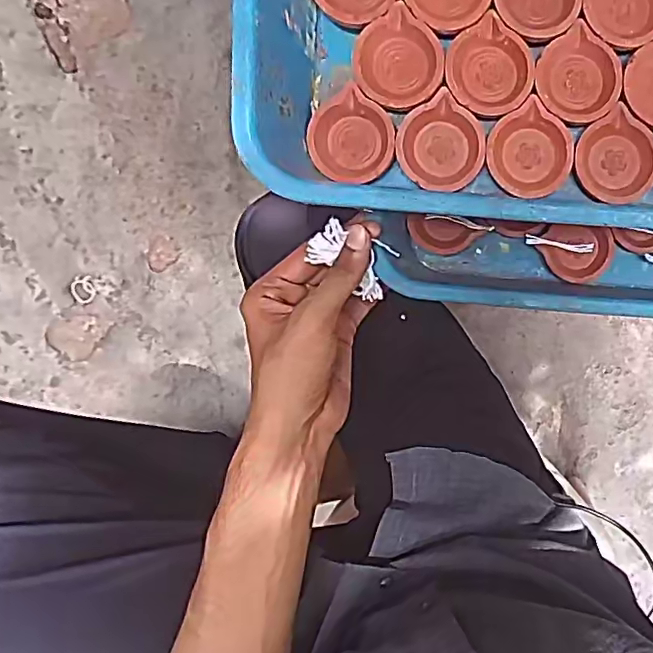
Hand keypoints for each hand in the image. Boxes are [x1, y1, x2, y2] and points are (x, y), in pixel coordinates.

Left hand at [238, 220, 379, 453]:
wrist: (301, 426)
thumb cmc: (285, 383)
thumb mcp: (312, 320)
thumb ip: (338, 278)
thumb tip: (356, 244)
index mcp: (270, 294)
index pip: (307, 255)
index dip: (335, 240)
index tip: (361, 227)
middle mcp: (291, 304)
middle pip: (327, 267)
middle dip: (351, 253)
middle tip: (376, 236)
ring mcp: (317, 319)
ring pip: (344, 284)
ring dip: (363, 272)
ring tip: (382, 254)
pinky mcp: (338, 333)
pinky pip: (357, 303)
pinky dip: (370, 293)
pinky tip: (381, 282)